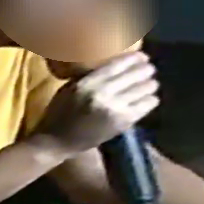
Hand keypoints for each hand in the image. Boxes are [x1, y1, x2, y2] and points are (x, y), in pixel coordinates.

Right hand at [36, 52, 159, 152]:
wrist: (53, 144)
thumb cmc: (58, 116)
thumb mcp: (67, 92)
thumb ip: (90, 78)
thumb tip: (118, 62)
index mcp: (85, 84)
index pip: (125, 61)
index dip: (137, 58)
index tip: (139, 60)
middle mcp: (101, 93)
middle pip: (143, 71)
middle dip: (144, 73)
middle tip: (141, 77)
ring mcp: (114, 108)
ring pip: (150, 86)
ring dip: (146, 88)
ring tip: (138, 92)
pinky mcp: (124, 120)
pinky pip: (151, 102)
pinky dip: (146, 101)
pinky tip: (137, 105)